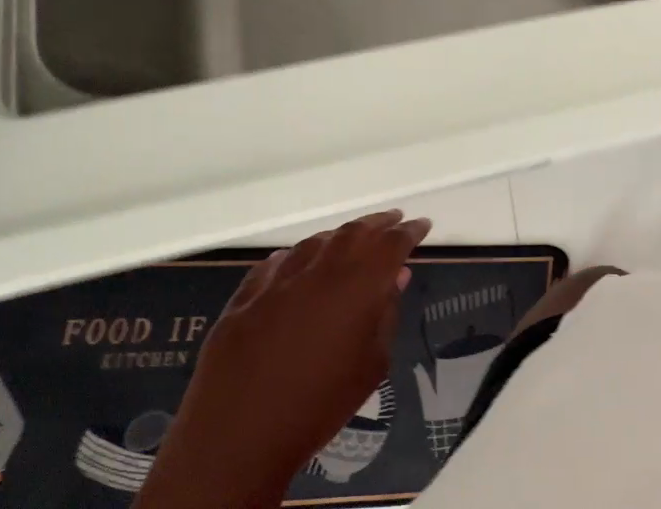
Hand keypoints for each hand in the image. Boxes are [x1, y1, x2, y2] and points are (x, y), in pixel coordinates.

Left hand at [136, 210, 431, 508]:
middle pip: (353, 232)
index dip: (410, 230)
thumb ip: (385, 315)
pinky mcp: (242, 303)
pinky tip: (296, 262)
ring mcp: (276, 285)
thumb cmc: (321, 404)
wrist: (238, 440)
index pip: (393, 243)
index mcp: (359, 286)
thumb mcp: (373, 363)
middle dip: (377, 223)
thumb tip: (395, 279)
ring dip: (337, 236)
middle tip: (393, 220)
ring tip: (349, 239)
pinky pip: (272, 266)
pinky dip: (293, 257)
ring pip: (313, 244)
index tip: (422, 226)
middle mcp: (319, 273)